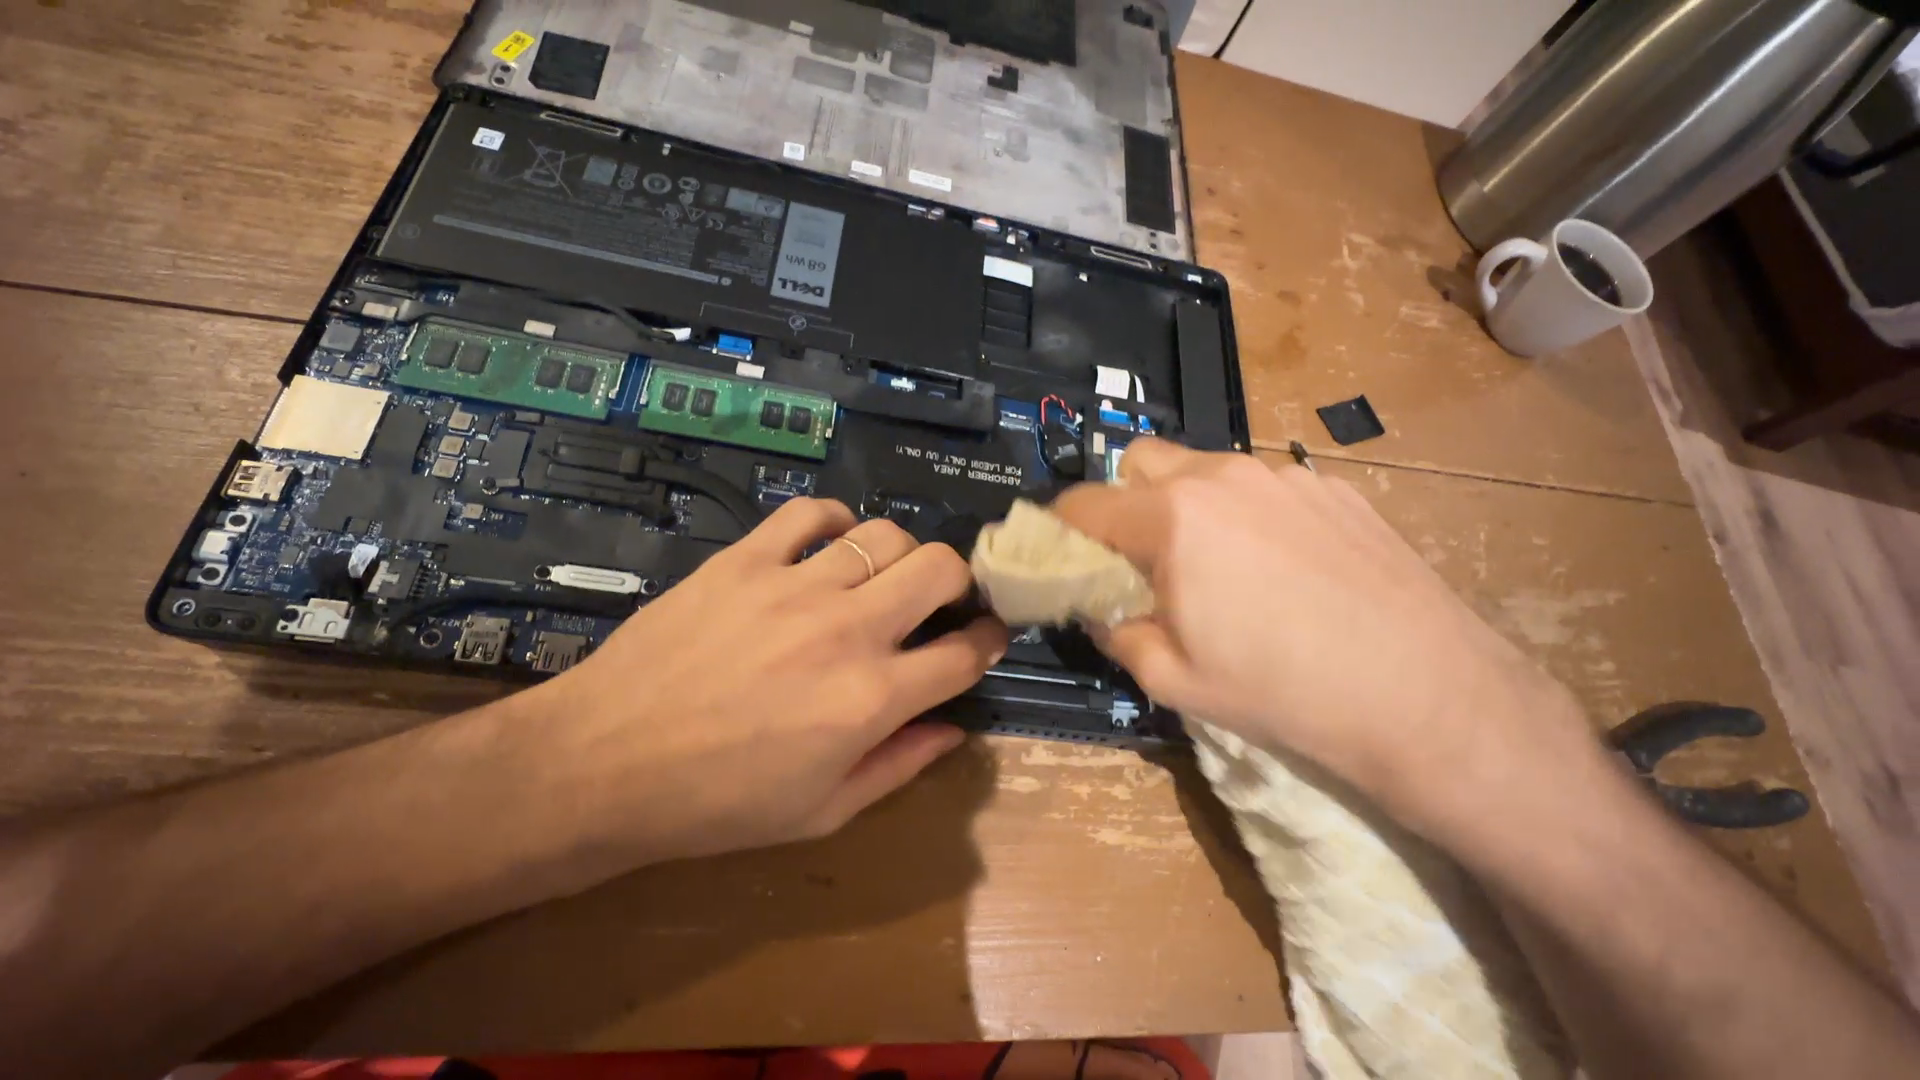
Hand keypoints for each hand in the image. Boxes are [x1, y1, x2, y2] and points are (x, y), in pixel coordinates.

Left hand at [508, 498, 1006, 866]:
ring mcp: (792, 586)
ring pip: (883, 535)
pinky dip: (835, 520)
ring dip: (903, 554)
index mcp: (869, 700)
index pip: (963, 655)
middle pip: (939, 570)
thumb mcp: (820, 811)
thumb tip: (954, 729)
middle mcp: (845, 631)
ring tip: (885, 577)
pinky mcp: (743, 560)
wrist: (605, 764)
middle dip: (961, 582)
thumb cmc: (717, 804)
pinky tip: (832, 543)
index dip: (990, 642)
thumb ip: (899, 766)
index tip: (989, 637)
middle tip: (945, 601)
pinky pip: (809, 513)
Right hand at [1050, 440, 1595, 835]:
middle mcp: (1222, 476)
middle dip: (1122, 501)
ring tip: (1219, 567)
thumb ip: (1118, 632)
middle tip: (1141, 559)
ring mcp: (1284, 475)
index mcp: (1172, 518)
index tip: (1062, 557)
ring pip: (1206, 469)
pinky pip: (1264, 487)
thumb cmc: (1281, 691)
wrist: (1423, 693)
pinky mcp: (1333, 489)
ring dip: (1186, 504)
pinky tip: (1283, 570)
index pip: (1084, 502)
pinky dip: (1247, 514)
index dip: (1060, 529)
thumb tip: (1101, 608)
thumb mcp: (1174, 679)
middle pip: (1140, 460)